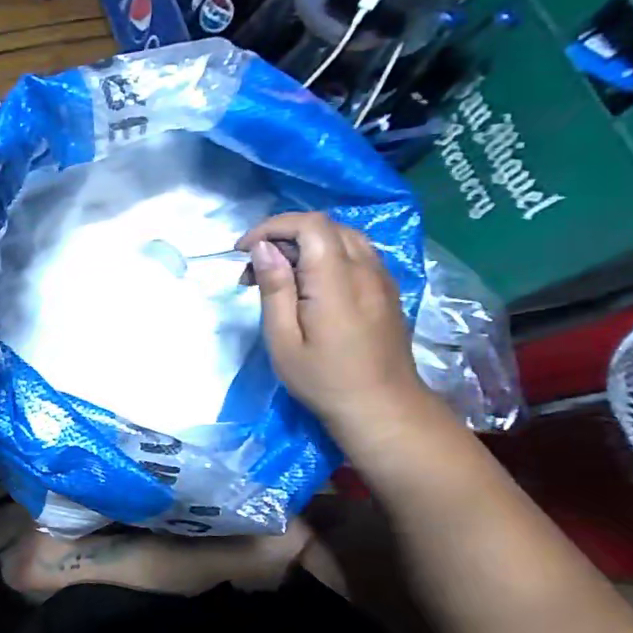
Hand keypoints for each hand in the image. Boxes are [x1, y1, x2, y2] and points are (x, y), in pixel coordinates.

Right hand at [237, 212, 432, 436]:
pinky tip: (312, 282)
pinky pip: (357, 252)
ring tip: (282, 272)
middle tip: (256, 268)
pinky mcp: (386, 288)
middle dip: (285, 235)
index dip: (273, 226)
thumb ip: (275, 289)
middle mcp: (364, 268)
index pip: (309, 224)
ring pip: (343, 235)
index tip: (245, 251)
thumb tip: (263, 248)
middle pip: (325, 225)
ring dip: (307, 242)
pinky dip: (328, 253)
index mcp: (336, 280)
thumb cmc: (325, 380)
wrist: (382, 408)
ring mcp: (381, 276)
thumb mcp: (285, 341)